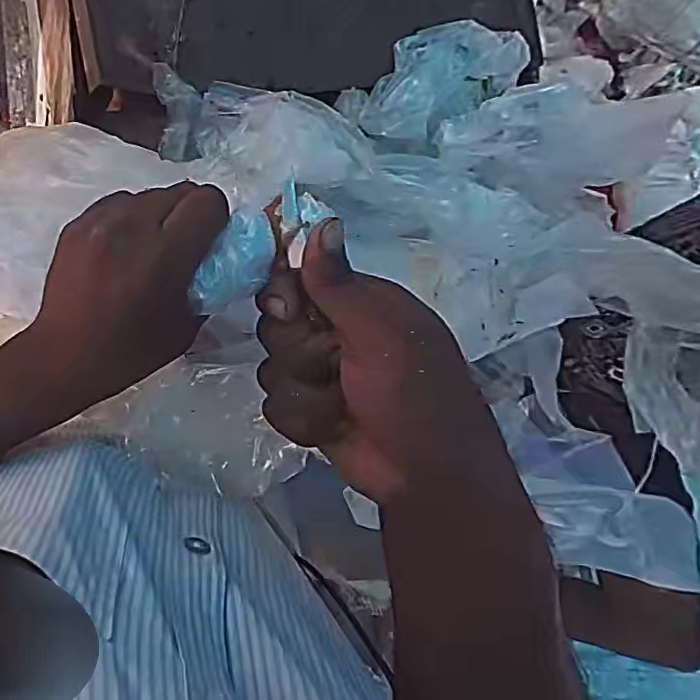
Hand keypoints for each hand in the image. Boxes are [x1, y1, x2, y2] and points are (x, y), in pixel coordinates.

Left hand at [16, 182, 228, 411]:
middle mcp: (130, 228)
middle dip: (188, 214)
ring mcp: (98, 222)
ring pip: (146, 195)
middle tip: (181, 246)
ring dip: (155, 215)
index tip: (209, 239)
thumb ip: (207, 283)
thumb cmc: (128, 351)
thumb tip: (218, 256)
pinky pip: (115, 205)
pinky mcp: (77, 224)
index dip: (215, 219)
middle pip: (179, 191)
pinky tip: (120, 250)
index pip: (207, 202)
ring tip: (146, 249)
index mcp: (163, 256)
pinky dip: (126, 220)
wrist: (64, 356)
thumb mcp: (185, 325)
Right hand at [256, 218, 506, 503]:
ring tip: (343, 403)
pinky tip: (334, 426)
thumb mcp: (381, 335)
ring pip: (271, 368)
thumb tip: (322, 222)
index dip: (282, 295)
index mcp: (357, 304)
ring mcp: (319, 373)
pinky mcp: (308, 408)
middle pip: (274, 326)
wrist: (428, 476)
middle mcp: (333, 333)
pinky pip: (275, 404)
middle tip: (334, 365)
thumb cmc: (416, 396)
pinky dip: (304, 419)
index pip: (295, 280)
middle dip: (299, 352)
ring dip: (306, 392)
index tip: (287, 311)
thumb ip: (339, 286)